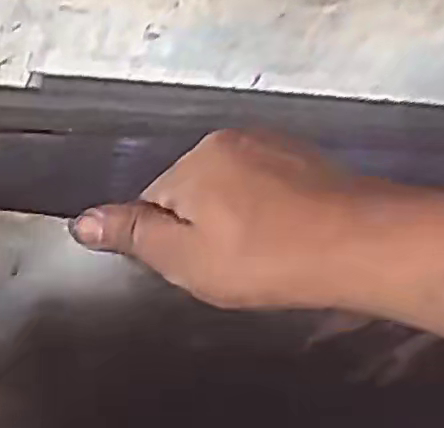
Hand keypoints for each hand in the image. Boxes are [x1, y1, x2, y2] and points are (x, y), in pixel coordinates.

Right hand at [70, 130, 375, 308]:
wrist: (361, 249)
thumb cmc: (262, 258)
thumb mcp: (179, 256)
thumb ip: (130, 235)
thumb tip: (81, 221)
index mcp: (195, 162)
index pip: (147, 207)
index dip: (158, 246)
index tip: (184, 269)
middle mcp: (232, 142)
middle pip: (184, 199)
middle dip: (191, 235)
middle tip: (216, 269)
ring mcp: (272, 148)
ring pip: (221, 199)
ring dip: (225, 230)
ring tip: (248, 261)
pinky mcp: (302, 164)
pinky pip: (256, 195)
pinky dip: (256, 222)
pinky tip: (271, 246)